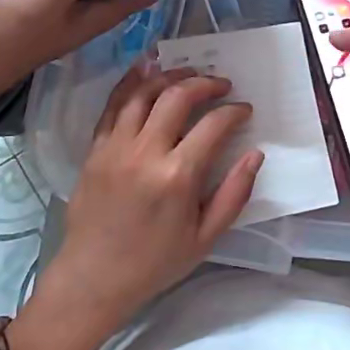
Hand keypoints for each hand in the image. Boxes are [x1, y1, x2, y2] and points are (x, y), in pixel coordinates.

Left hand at [18, 68, 262, 349]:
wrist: (93, 278)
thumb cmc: (155, 262)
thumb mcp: (206, 238)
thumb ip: (234, 194)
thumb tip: (255, 154)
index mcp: (177, 177)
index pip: (213, 125)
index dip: (234, 111)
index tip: (244, 110)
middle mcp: (145, 152)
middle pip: (177, 97)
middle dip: (205, 83)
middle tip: (221, 85)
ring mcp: (115, 147)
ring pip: (143, 92)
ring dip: (170, 76)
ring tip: (189, 73)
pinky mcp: (95, 148)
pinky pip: (113, 104)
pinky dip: (132, 82)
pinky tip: (147, 71)